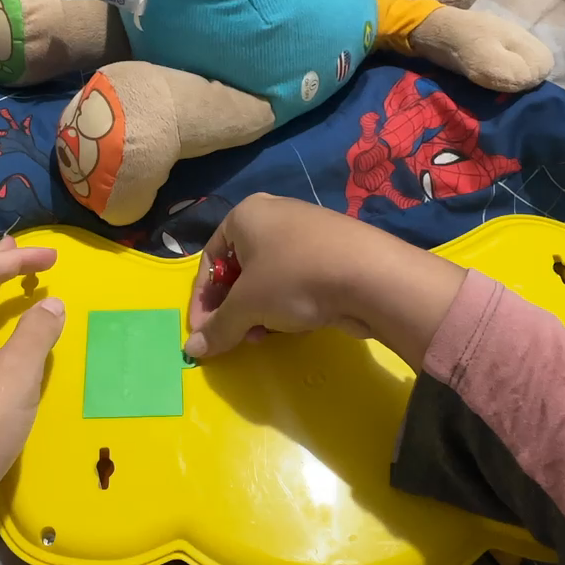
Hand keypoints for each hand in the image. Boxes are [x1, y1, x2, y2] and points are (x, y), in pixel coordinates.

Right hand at [184, 194, 464, 365]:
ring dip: (258, 309)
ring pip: (268, 276)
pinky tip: (294, 324)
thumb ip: (218, 328)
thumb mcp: (248, 306)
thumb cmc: (294, 279)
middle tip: (234, 336)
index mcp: (245, 214)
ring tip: (264, 335)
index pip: (209, 259)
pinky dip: (287, 302)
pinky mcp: (332, 250)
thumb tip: (192, 350)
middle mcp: (273, 213)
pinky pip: (296, 278)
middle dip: (232, 307)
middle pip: (239, 268)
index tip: (203, 333)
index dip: (202, 300)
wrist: (371, 275)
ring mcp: (306, 230)